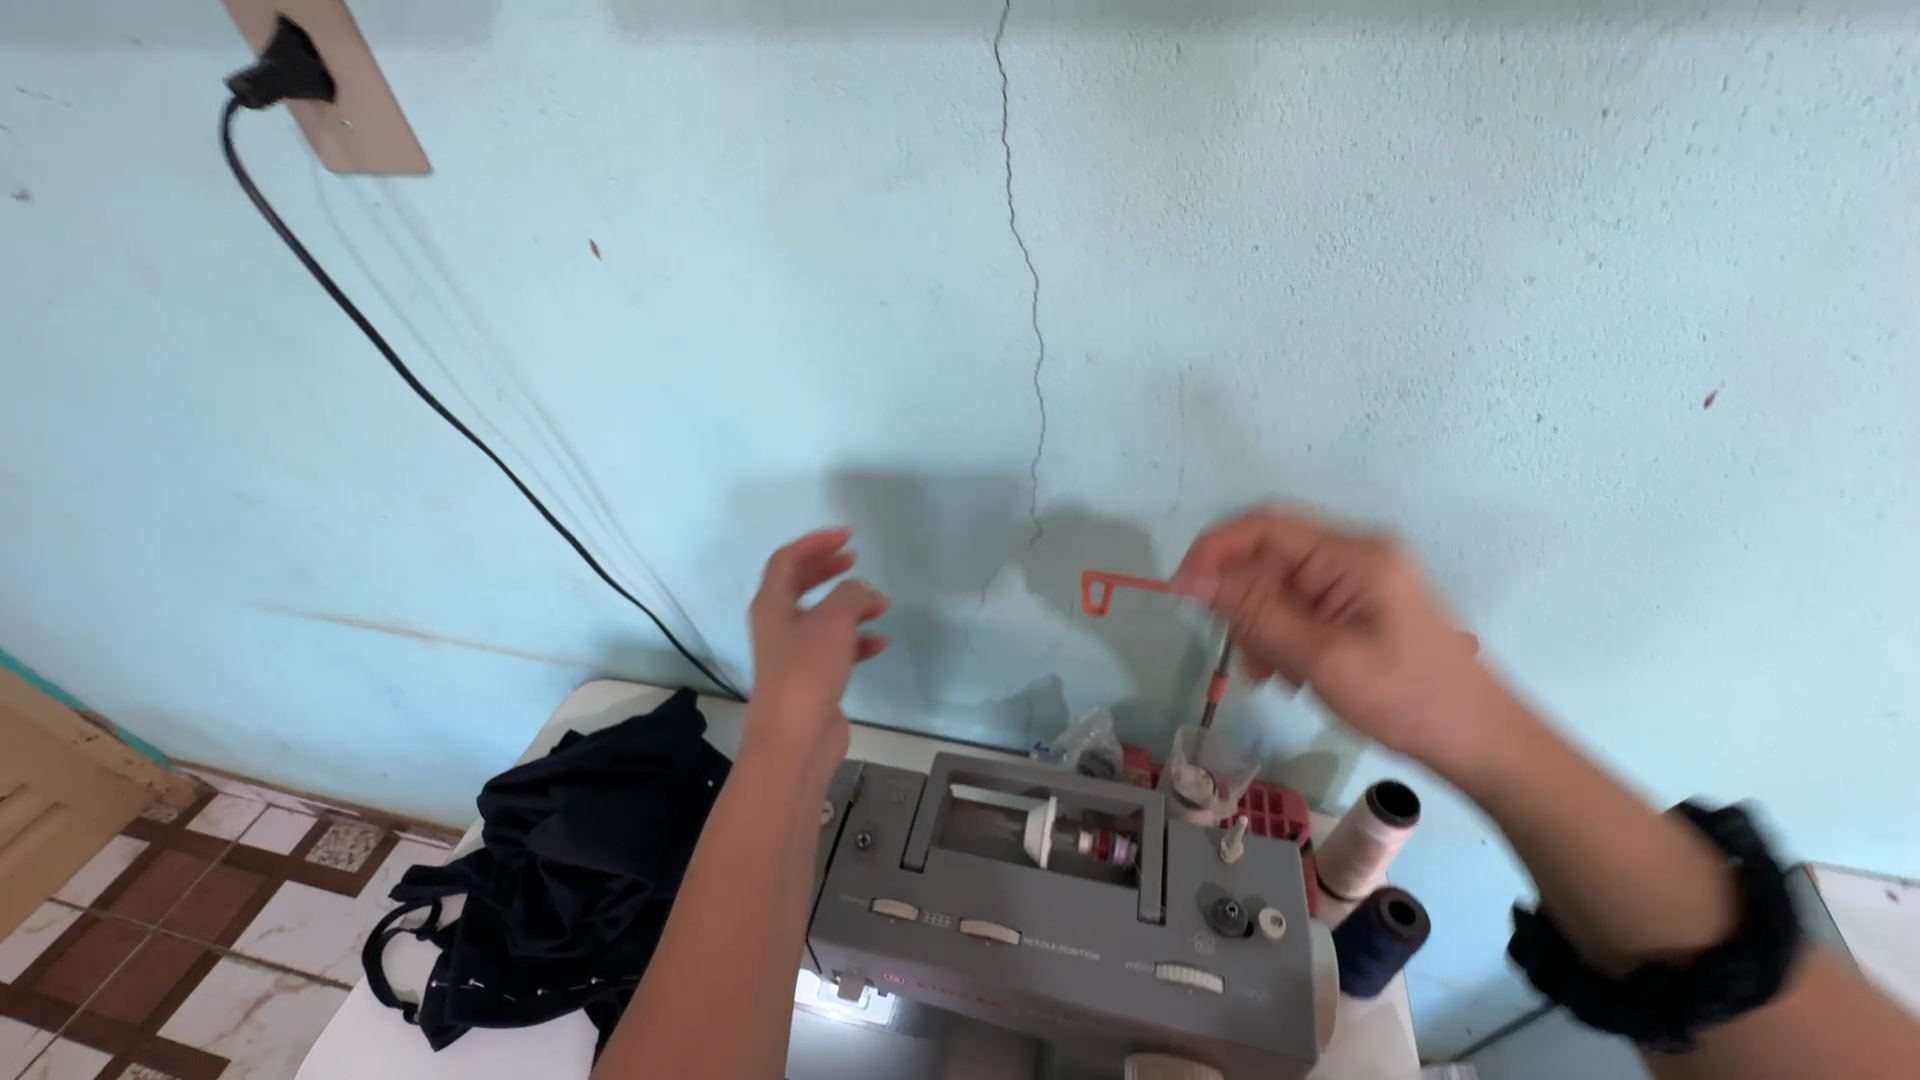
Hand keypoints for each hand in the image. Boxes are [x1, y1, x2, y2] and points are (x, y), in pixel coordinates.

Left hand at [743, 528, 889, 780]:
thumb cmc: (808, 671)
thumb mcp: (834, 621)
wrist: (795, 739)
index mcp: (772, 605)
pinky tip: (881, 643)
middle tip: (855, 560)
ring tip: (882, 603)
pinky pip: (837, 649)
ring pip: (823, 619)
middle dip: (829, 570)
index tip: (848, 537)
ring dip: (851, 607)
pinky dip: (859, 641)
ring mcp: (794, 654)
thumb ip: (852, 595)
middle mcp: (778, 625)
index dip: (816, 543)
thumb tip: (863, 592)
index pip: (787, 559)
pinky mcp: (812, 679)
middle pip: (802, 586)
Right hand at [1173, 506, 1510, 769]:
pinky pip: (1298, 610)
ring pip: (1277, 588)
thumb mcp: (1322, 658)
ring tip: (1271, 675)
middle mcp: (1353, 557)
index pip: (1263, 527)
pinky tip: (1286, 675)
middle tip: (1246, 656)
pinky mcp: (1357, 608)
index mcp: (1351, 556)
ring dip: (1260, 628)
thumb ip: (1256, 613)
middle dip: (1243, 604)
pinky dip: (1280, 638)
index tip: (1181, 592)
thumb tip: (1195, 579)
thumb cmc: (1406, 699)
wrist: (1481, 742)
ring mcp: (1357, 582)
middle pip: (1267, 559)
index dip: (1214, 550)